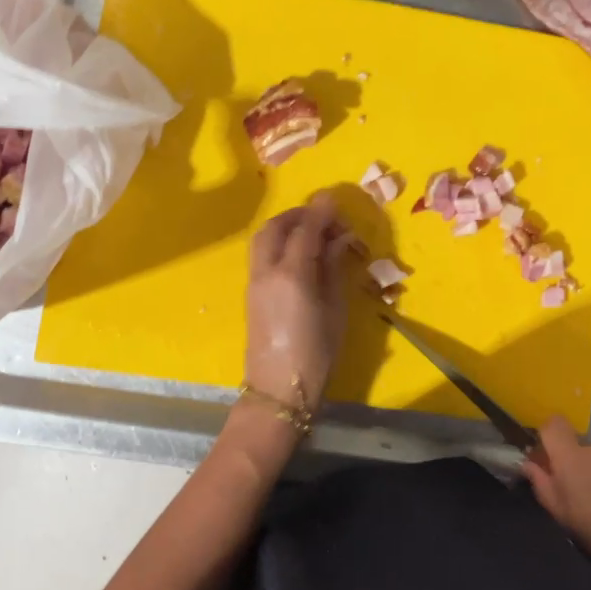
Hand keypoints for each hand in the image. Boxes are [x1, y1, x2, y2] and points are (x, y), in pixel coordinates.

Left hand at [244, 195, 351, 412]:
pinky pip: (262, 254)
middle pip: (276, 227)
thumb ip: (334, 268)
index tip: (335, 198)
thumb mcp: (335, 310)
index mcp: (292, 274)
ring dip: (286, 227)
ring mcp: (254, 281)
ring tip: (312, 233)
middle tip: (324, 218)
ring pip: (264, 238)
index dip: (321, 212)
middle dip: (299, 215)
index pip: (306, 230)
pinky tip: (300, 254)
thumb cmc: (317, 354)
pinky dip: (280, 243)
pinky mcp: (251, 293)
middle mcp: (267, 271)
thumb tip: (339, 239)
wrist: (278, 391)